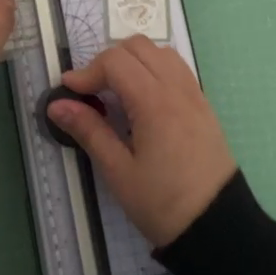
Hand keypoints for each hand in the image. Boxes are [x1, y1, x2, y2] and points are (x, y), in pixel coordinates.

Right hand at [49, 35, 236, 246]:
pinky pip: (177, 69)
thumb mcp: (118, 171)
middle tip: (92, 92)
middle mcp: (177, 89)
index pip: (115, 62)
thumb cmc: (162, 203)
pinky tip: (142, 100)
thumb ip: (89, 131)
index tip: (68, 93)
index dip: (87, 72)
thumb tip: (57, 105)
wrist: (218, 227)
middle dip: (108, 61)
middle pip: (138, 47)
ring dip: (133, 61)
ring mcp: (195, 95)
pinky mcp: (204, 107)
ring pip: (160, 52)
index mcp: (154, 103)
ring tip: (116, 92)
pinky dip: (154, 70)